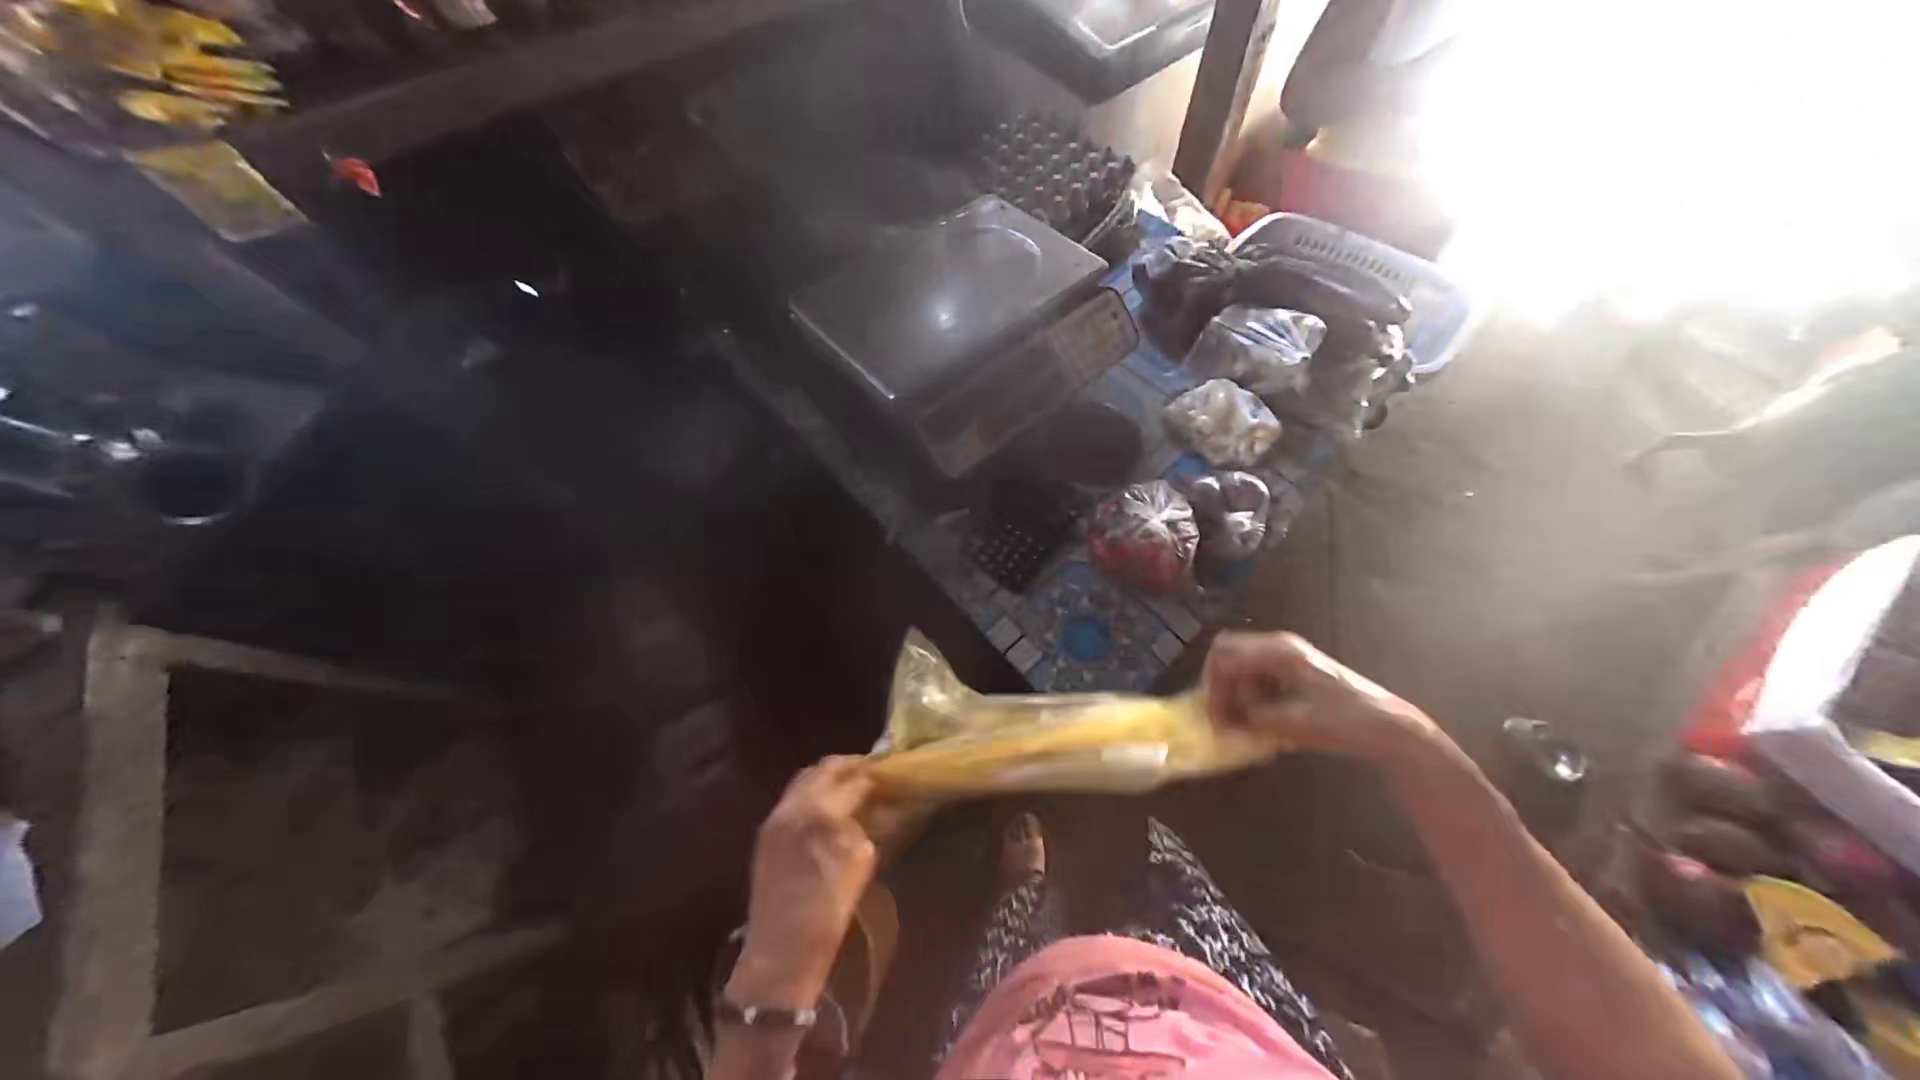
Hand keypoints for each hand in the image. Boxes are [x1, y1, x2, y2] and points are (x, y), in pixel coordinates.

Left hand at [728, 757, 877, 1008]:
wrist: (781, 953)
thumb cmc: (829, 912)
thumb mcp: (861, 864)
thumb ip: (868, 826)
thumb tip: (878, 806)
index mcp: (822, 812)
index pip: (854, 779)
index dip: (875, 775)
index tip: (890, 775)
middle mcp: (795, 805)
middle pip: (824, 768)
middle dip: (850, 767)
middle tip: (871, 774)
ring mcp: (776, 817)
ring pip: (805, 778)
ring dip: (829, 777)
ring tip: (850, 788)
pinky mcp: (766, 831)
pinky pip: (792, 797)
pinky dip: (813, 793)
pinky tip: (827, 807)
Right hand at [1202, 631, 1441, 765]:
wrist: (1388, 726)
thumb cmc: (1344, 722)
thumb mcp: (1293, 724)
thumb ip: (1252, 718)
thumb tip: (1222, 722)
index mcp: (1279, 652)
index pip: (1225, 657)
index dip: (1213, 687)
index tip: (1214, 717)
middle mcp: (1280, 645)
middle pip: (1227, 652)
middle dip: (1219, 684)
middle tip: (1221, 715)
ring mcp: (1287, 653)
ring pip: (1239, 662)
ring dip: (1234, 690)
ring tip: (1243, 720)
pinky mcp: (1293, 666)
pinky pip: (1256, 671)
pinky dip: (1249, 692)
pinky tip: (1260, 716)